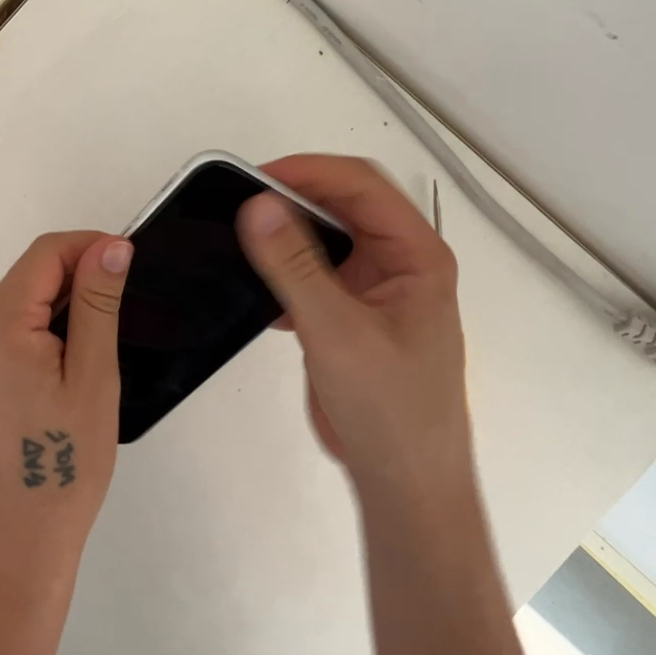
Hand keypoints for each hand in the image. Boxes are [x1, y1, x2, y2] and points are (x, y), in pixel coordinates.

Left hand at [0, 231, 132, 654]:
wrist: (17, 538)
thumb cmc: (63, 462)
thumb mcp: (92, 377)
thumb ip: (98, 304)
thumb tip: (112, 246)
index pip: (46, 253)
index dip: (91, 246)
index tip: (132, 262)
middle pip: (32, 272)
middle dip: (80, 274)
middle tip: (126, 305)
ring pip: (24, 297)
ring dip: (66, 300)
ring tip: (105, 335)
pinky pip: (13, 324)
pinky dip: (47, 324)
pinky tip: (74, 355)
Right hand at [236, 155, 469, 493]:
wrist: (403, 483)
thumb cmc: (388, 408)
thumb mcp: (337, 331)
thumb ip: (294, 266)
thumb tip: (256, 205)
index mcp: (416, 255)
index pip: (361, 185)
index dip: (308, 171)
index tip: (253, 178)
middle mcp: (399, 262)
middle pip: (343, 204)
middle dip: (293, 196)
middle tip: (239, 205)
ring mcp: (374, 288)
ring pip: (325, 236)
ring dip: (286, 233)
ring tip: (241, 239)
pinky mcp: (350, 313)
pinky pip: (313, 271)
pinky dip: (284, 270)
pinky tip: (258, 290)